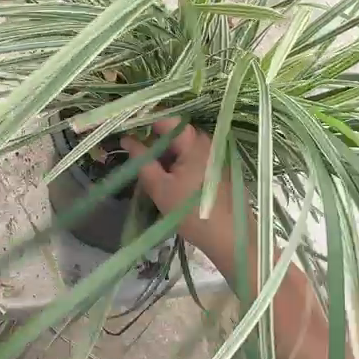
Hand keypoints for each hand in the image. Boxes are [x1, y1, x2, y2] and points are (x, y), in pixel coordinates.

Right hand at [122, 119, 237, 265]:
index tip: (128, 133)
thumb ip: (142, 161)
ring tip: (153, 174)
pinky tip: (172, 183)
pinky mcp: (219, 168)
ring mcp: (216, 154)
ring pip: (184, 146)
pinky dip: (180, 164)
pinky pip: (194, 157)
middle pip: (175, 132)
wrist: (231, 239)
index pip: (166, 119)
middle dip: (154, 143)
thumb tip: (127, 140)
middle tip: (138, 160)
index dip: (145, 123)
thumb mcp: (160, 188)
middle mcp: (208, 142)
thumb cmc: (191, 213)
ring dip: (167, 156)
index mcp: (194, 142)